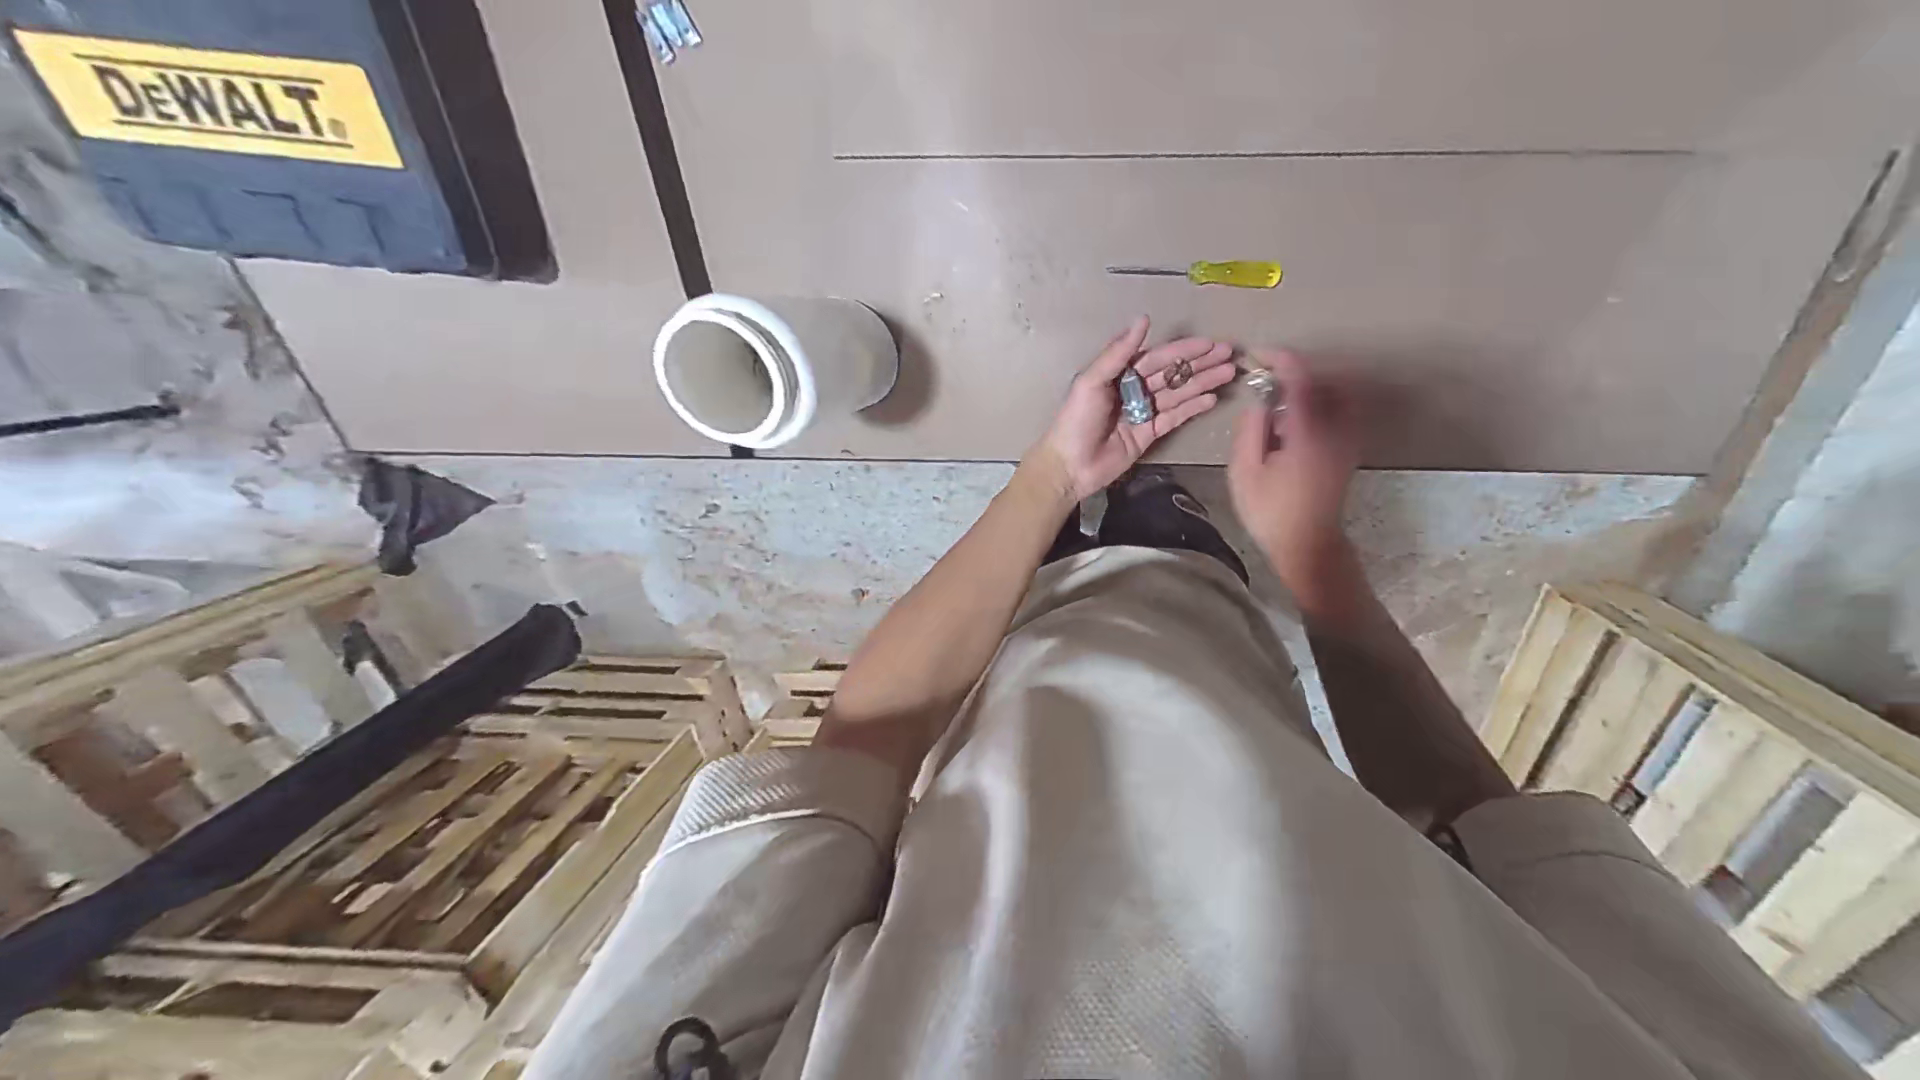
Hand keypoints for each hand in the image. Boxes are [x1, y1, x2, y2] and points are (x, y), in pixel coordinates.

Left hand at [1024, 316, 1234, 502]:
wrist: (1071, 465)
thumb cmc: (1076, 420)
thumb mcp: (1091, 381)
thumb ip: (1117, 353)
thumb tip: (1143, 319)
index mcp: (1119, 374)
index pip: (1157, 357)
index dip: (1182, 349)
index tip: (1209, 343)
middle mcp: (1133, 389)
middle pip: (1171, 373)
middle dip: (1199, 363)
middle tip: (1229, 353)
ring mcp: (1142, 412)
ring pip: (1177, 393)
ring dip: (1202, 382)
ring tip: (1229, 372)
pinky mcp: (1148, 434)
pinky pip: (1174, 417)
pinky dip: (1192, 408)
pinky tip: (1212, 399)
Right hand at [1227, 349, 1363, 612]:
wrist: (1308, 546)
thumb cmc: (1271, 512)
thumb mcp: (1245, 472)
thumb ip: (1251, 430)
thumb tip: (1258, 403)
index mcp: (1309, 431)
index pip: (1301, 379)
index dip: (1281, 360)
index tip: (1260, 355)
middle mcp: (1336, 429)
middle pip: (1327, 382)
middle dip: (1298, 376)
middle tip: (1269, 386)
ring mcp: (1347, 440)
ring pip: (1336, 396)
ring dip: (1309, 392)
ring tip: (1279, 410)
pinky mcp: (1348, 451)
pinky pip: (1340, 413)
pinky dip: (1320, 407)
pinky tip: (1294, 428)